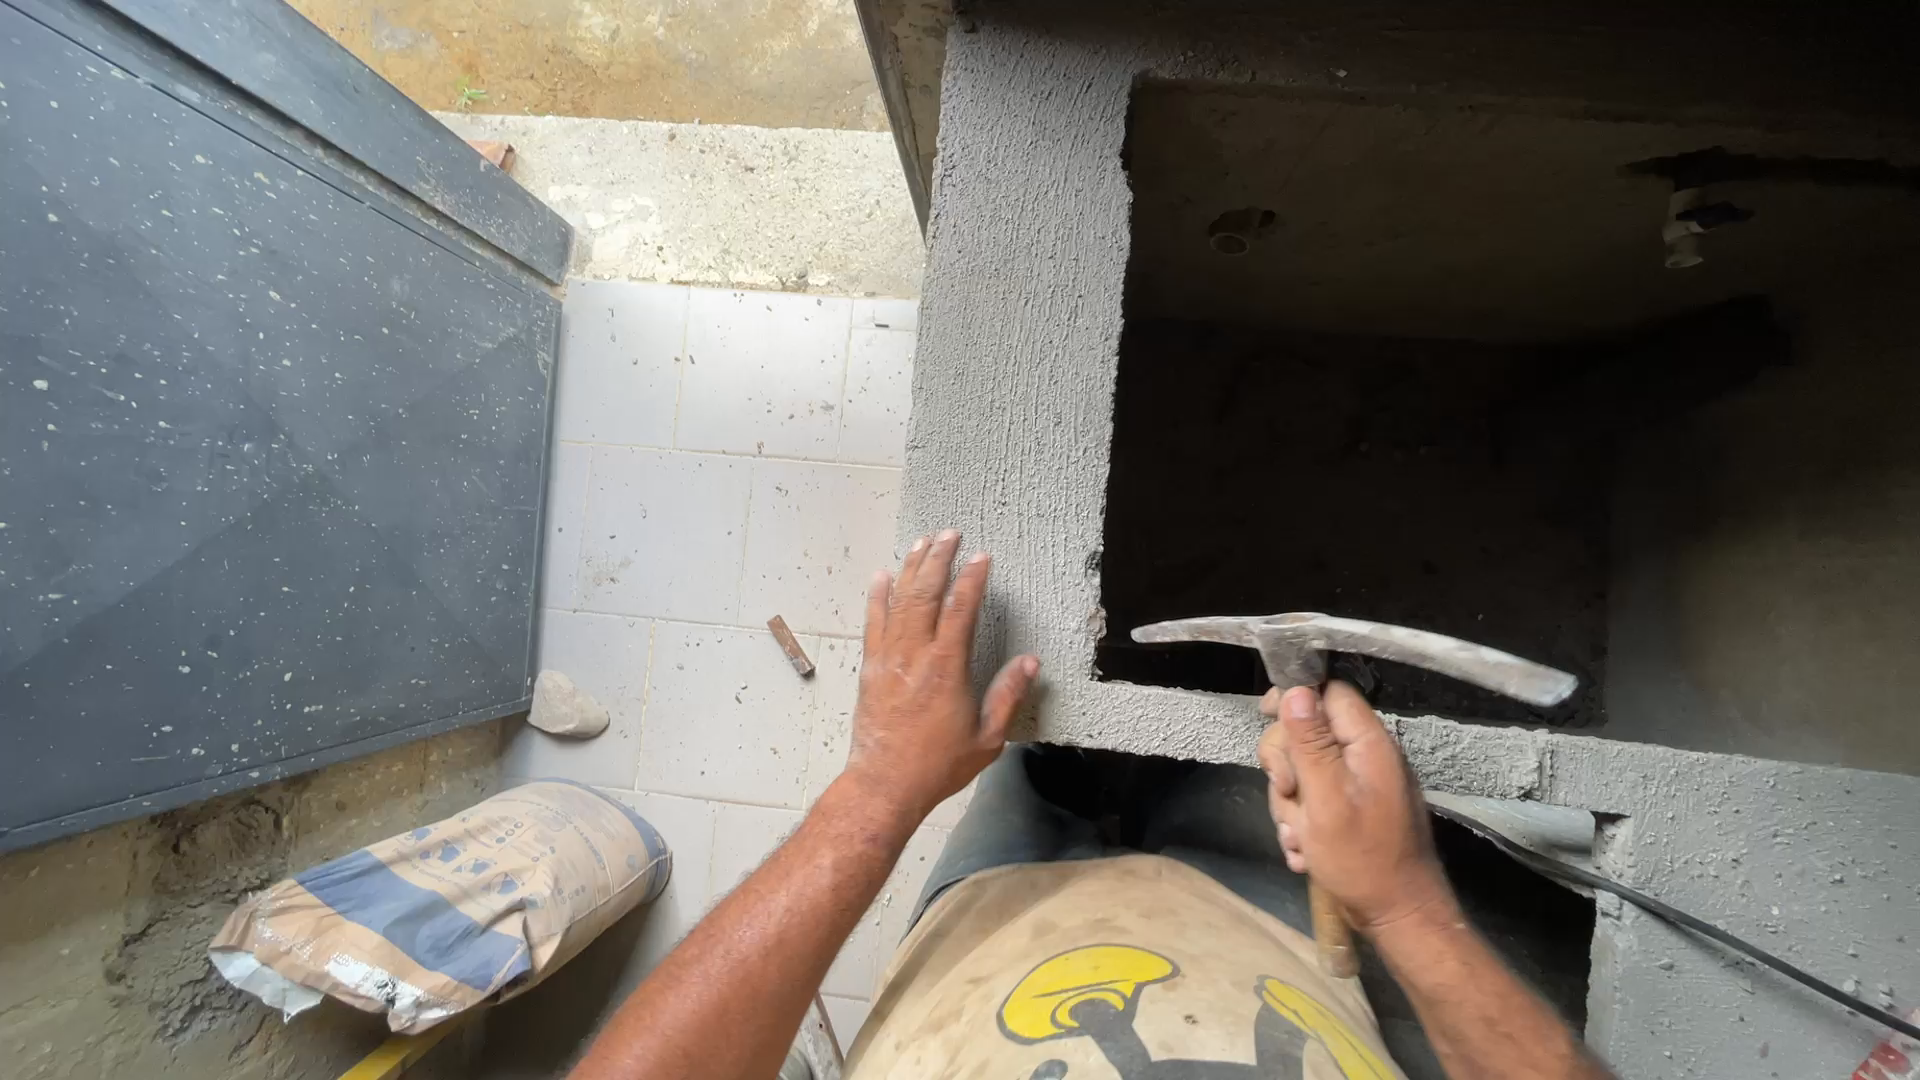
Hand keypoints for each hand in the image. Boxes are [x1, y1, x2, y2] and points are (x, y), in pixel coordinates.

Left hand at [840, 529, 1040, 821]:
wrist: (884, 784)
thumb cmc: (939, 764)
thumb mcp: (988, 738)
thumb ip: (1008, 695)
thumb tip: (1031, 662)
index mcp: (947, 668)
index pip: (961, 609)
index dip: (972, 579)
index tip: (982, 556)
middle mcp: (915, 654)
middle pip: (926, 593)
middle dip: (939, 559)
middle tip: (950, 534)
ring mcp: (888, 657)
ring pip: (899, 600)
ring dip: (911, 568)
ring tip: (922, 541)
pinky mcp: (870, 666)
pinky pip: (873, 622)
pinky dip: (877, 596)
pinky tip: (882, 575)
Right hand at [1258, 682, 1456, 932]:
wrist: (1398, 919)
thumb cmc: (1363, 859)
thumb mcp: (1326, 798)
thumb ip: (1310, 744)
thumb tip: (1296, 690)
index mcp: (1368, 745)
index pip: (1329, 691)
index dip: (1295, 696)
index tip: (1266, 716)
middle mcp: (1365, 757)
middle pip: (1307, 730)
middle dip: (1285, 763)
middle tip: (1288, 793)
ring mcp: (1358, 784)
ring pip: (1301, 768)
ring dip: (1289, 800)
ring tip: (1299, 834)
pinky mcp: (1349, 808)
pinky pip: (1310, 797)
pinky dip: (1300, 820)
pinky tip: (1304, 848)